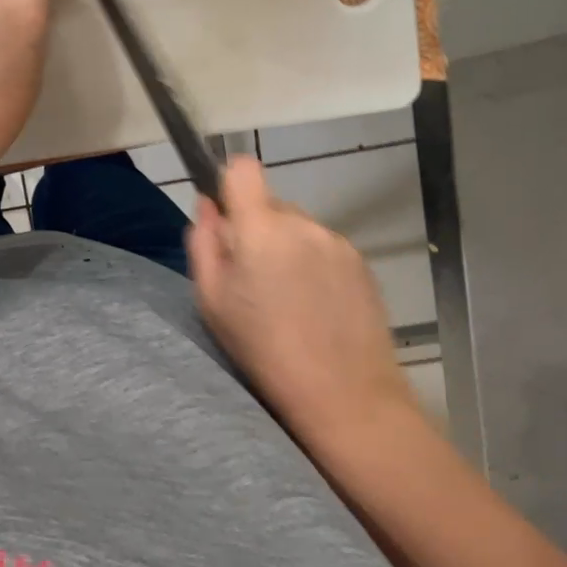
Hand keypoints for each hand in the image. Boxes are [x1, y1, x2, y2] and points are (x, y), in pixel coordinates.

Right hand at [188, 156, 416, 441]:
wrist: (346, 396)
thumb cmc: (263, 349)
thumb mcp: (212, 299)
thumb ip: (204, 243)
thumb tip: (207, 207)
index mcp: (260, 228)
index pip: (243, 169)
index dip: (229, 184)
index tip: (225, 217)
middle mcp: (302, 223)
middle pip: (269, 204)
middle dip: (255, 228)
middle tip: (251, 277)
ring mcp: (337, 242)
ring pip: (297, 227)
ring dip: (285, 247)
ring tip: (286, 297)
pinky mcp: (361, 263)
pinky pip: (322, 247)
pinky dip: (311, 264)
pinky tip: (313, 305)